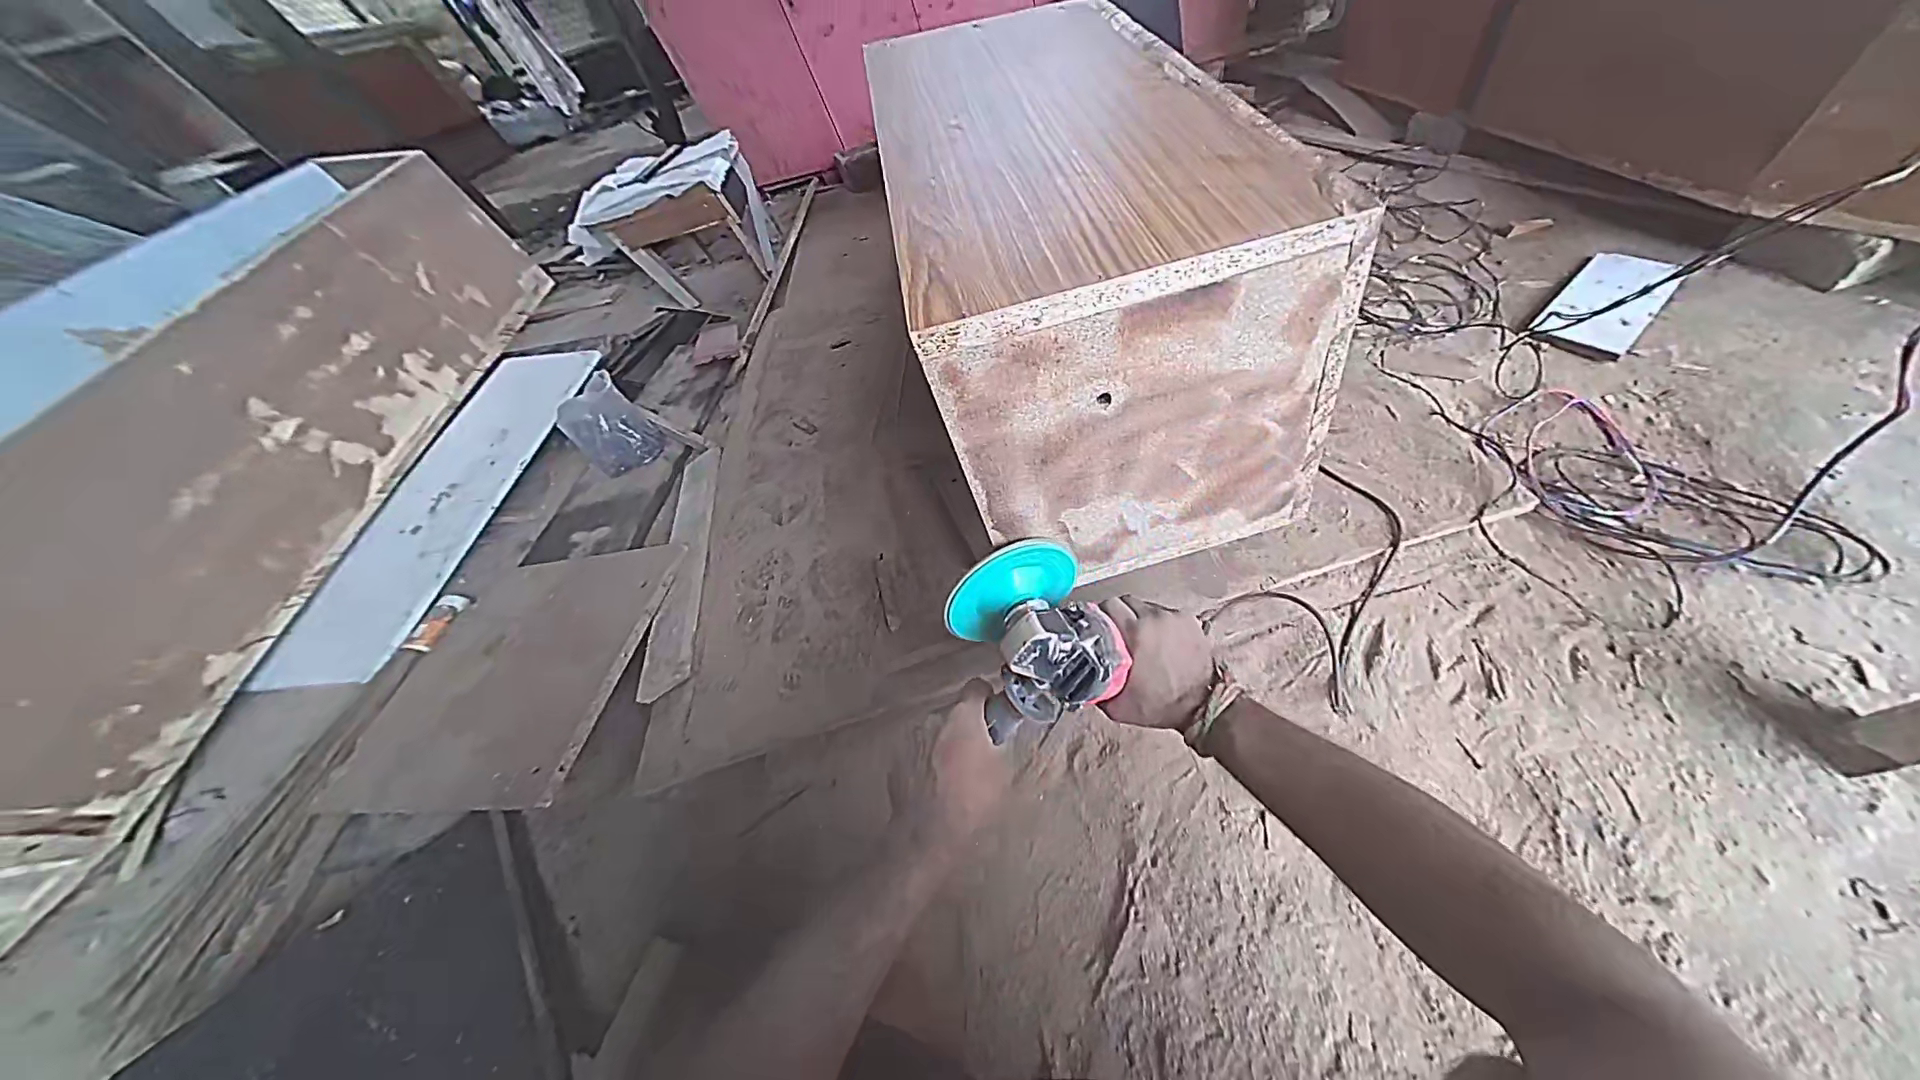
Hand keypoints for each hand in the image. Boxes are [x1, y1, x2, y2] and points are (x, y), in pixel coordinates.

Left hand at [913, 680, 1009, 845]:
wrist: (927, 836)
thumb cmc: (972, 803)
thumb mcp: (1001, 772)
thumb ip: (999, 742)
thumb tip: (999, 731)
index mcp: (963, 716)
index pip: (976, 686)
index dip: (987, 698)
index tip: (993, 714)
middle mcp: (934, 718)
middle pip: (954, 710)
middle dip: (965, 724)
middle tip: (977, 750)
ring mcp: (912, 736)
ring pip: (935, 729)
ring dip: (944, 741)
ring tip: (953, 772)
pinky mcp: (897, 757)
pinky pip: (919, 749)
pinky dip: (926, 758)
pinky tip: (934, 783)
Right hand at [1096, 596, 1214, 729]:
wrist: (1203, 705)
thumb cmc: (1162, 705)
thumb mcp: (1118, 706)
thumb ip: (1095, 688)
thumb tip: (1079, 678)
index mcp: (1134, 632)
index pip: (1108, 605)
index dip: (1098, 614)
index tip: (1095, 624)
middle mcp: (1153, 618)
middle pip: (1124, 601)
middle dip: (1116, 614)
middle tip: (1114, 632)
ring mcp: (1173, 617)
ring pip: (1144, 606)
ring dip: (1137, 617)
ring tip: (1138, 636)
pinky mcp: (1188, 619)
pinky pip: (1164, 612)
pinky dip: (1158, 622)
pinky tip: (1158, 639)